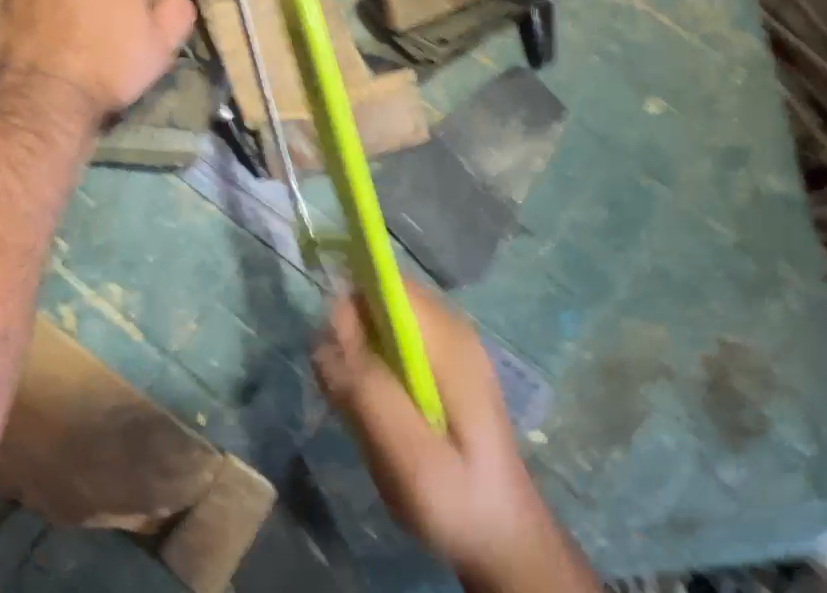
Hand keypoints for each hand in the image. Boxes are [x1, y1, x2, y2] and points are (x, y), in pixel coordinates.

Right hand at [312, 284, 596, 591]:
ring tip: (361, 412)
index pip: (386, 284)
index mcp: (448, 344)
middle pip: (377, 301)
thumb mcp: (409, 456)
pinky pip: (387, 346)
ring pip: (377, 324)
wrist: (504, 542)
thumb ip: (367, 393)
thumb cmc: (458, 500)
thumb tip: (322, 342)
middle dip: (347, 337)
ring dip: (354, 359)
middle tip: (346, 395)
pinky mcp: (439, 369)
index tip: (336, 356)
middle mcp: (449, 333)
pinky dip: (368, 371)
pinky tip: (374, 413)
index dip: (350, 307)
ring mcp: (446, 350)